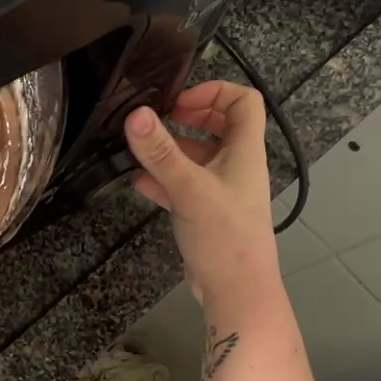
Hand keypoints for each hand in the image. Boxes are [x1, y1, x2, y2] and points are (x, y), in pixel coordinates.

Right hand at [124, 81, 277, 304]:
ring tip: (140, 151)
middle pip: (219, 127)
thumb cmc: (223, 234)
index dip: (214, 92)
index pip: (243, 102)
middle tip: (157, 122)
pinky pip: (183, 187)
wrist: (235, 287)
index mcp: (244, 151)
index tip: (178, 102)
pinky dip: (163, 181)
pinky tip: (139, 183)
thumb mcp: (189, 188)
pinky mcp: (204, 214)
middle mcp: (235, 166)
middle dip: (188, 120)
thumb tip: (136, 115)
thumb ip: (162, 152)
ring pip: (197, 159)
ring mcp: (220, 191)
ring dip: (171, 152)